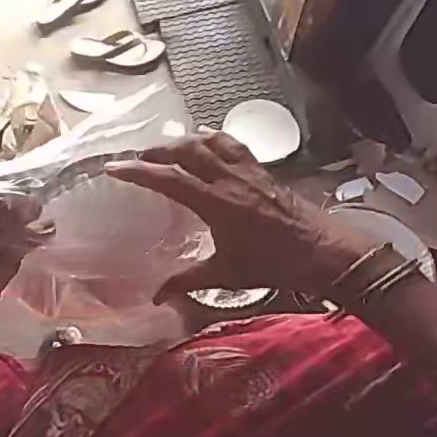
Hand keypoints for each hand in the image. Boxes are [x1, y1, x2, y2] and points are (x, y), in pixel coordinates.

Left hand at [0, 145, 47, 357]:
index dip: (4, 168)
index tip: (28, 161)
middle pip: (6, 193)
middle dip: (21, 193)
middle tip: (30, 199)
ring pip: (19, 215)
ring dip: (30, 214)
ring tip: (35, 219)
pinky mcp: (9, 255)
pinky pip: (28, 238)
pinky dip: (38, 235)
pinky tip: (43, 234)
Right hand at [106, 131, 376, 299]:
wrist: (322, 251)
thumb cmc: (274, 264)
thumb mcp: (227, 275)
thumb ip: (188, 281)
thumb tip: (156, 297)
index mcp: (217, 203)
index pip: (170, 178)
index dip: (139, 171)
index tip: (115, 168)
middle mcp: (230, 179)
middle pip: (188, 150)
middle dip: (158, 150)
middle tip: (139, 158)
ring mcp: (249, 171)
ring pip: (211, 142)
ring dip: (185, 141)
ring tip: (168, 148)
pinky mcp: (263, 170)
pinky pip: (234, 145)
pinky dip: (215, 138)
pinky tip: (208, 139)